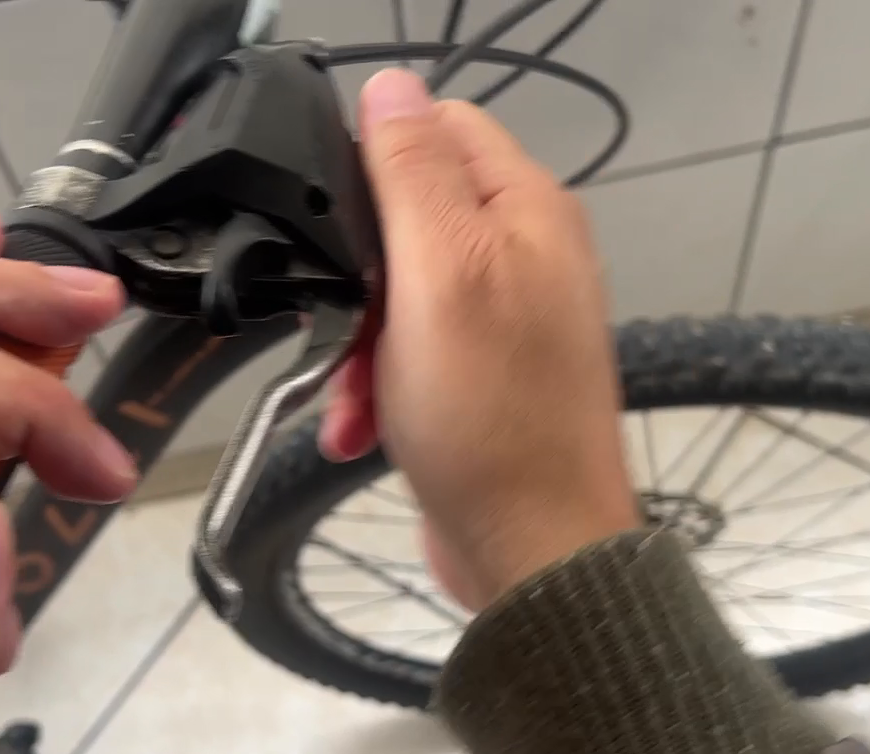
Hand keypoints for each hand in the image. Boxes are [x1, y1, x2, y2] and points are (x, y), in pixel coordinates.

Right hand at [319, 70, 639, 610]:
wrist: (529, 550)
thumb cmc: (491, 422)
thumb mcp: (442, 278)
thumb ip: (416, 176)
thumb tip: (394, 88)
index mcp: (528, 214)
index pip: (440, 130)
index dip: (375, 167)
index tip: (340, 230)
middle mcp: (523, 261)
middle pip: (409, 223)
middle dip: (361, 282)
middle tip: (348, 334)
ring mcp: (502, 327)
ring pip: (398, 300)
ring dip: (360, 351)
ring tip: (355, 405)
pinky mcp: (480, 384)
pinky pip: (411, 360)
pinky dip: (378, 392)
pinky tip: (362, 432)